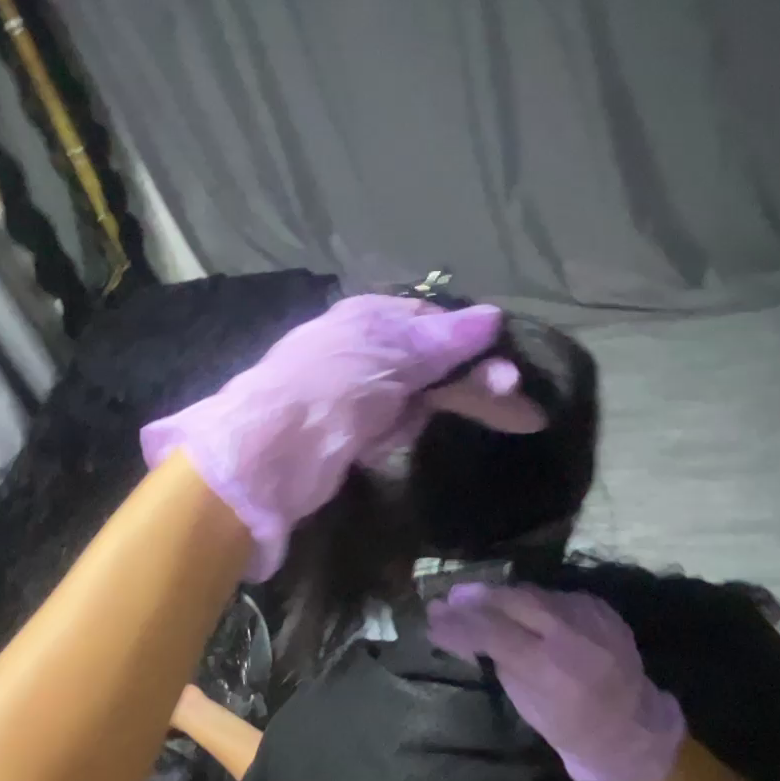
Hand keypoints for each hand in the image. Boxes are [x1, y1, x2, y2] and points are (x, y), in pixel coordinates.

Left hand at [140, 295, 544, 580]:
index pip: (436, 323)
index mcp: (367, 318)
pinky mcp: (343, 436)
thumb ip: (437, 341)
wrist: (255, 464)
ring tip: (455, 425)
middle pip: (433, 361)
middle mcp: (360, 350)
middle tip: (524, 413)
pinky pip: (390, 427)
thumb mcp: (384, 357)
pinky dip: (397, 434)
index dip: (477, 347)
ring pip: (416, 398)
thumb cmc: (322, 397)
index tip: (513, 377)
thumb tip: (490, 316)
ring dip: (436, 411)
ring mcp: (351, 394)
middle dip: (474, 384)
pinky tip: (382, 445)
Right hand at [425, 583, 684, 780]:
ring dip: (501, 596)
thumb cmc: (568, 724)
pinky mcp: (600, 607)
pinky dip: (530, 602)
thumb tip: (462, 630)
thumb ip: (498, 658)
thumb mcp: (524, 699)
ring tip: (473, 599)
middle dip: (476, 597)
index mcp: (548, 667)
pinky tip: (514, 609)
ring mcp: (589, 616)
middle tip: (447, 599)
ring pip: (533, 593)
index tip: (432, 621)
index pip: (492, 631)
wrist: (630, 725)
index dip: (458, 623)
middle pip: (513, 599)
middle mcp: (570, 634)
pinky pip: (555, 597)